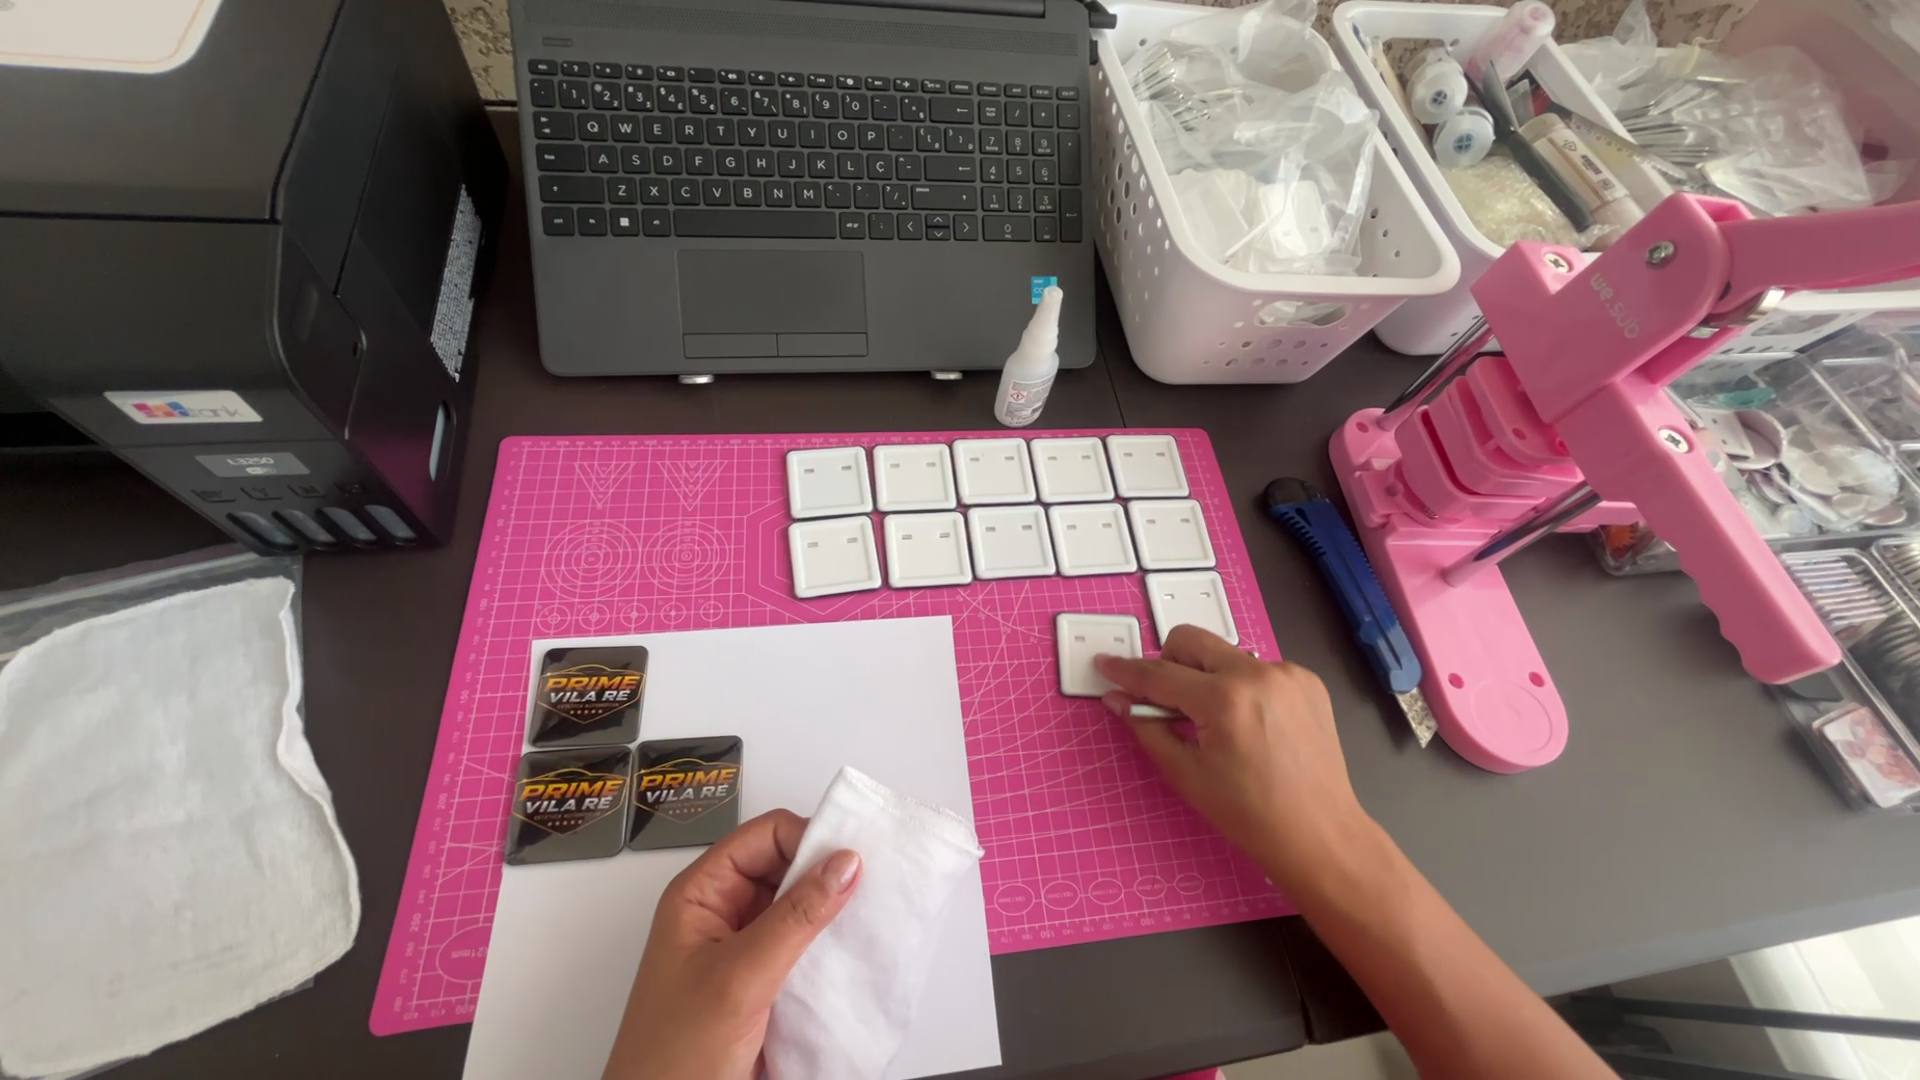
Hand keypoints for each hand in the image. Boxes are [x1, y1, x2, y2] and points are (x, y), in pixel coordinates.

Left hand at [602, 810, 861, 1079]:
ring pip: (799, 902)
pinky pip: (806, 941)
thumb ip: (795, 917)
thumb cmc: (672, 1059)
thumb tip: (844, 863)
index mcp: (702, 893)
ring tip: (864, 914)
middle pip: (786, 863)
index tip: (848, 858)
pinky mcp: (766, 978)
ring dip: (831, 908)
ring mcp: (745, 946)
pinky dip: (830, 942)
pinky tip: (850, 949)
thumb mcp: (739, 977)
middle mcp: (724, 911)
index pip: (765, 835)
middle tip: (865, 883)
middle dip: (825, 871)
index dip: (806, 838)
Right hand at [1095, 626, 1369, 887]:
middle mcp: (1258, 674)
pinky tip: (1250, 723)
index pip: (1160, 674)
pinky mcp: (1307, 681)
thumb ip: (1147, 728)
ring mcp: (1287, 673)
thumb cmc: (1248, 813)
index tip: (1105, 664)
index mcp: (1224, 699)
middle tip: (1167, 701)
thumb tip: (1118, 700)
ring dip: (1206, 675)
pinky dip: (1240, 686)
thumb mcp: (1186, 774)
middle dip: (1167, 662)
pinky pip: (1256, 668)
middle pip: (1190, 640)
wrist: (1320, 835)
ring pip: (1223, 653)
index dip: (1127, 671)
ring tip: (1215, 720)